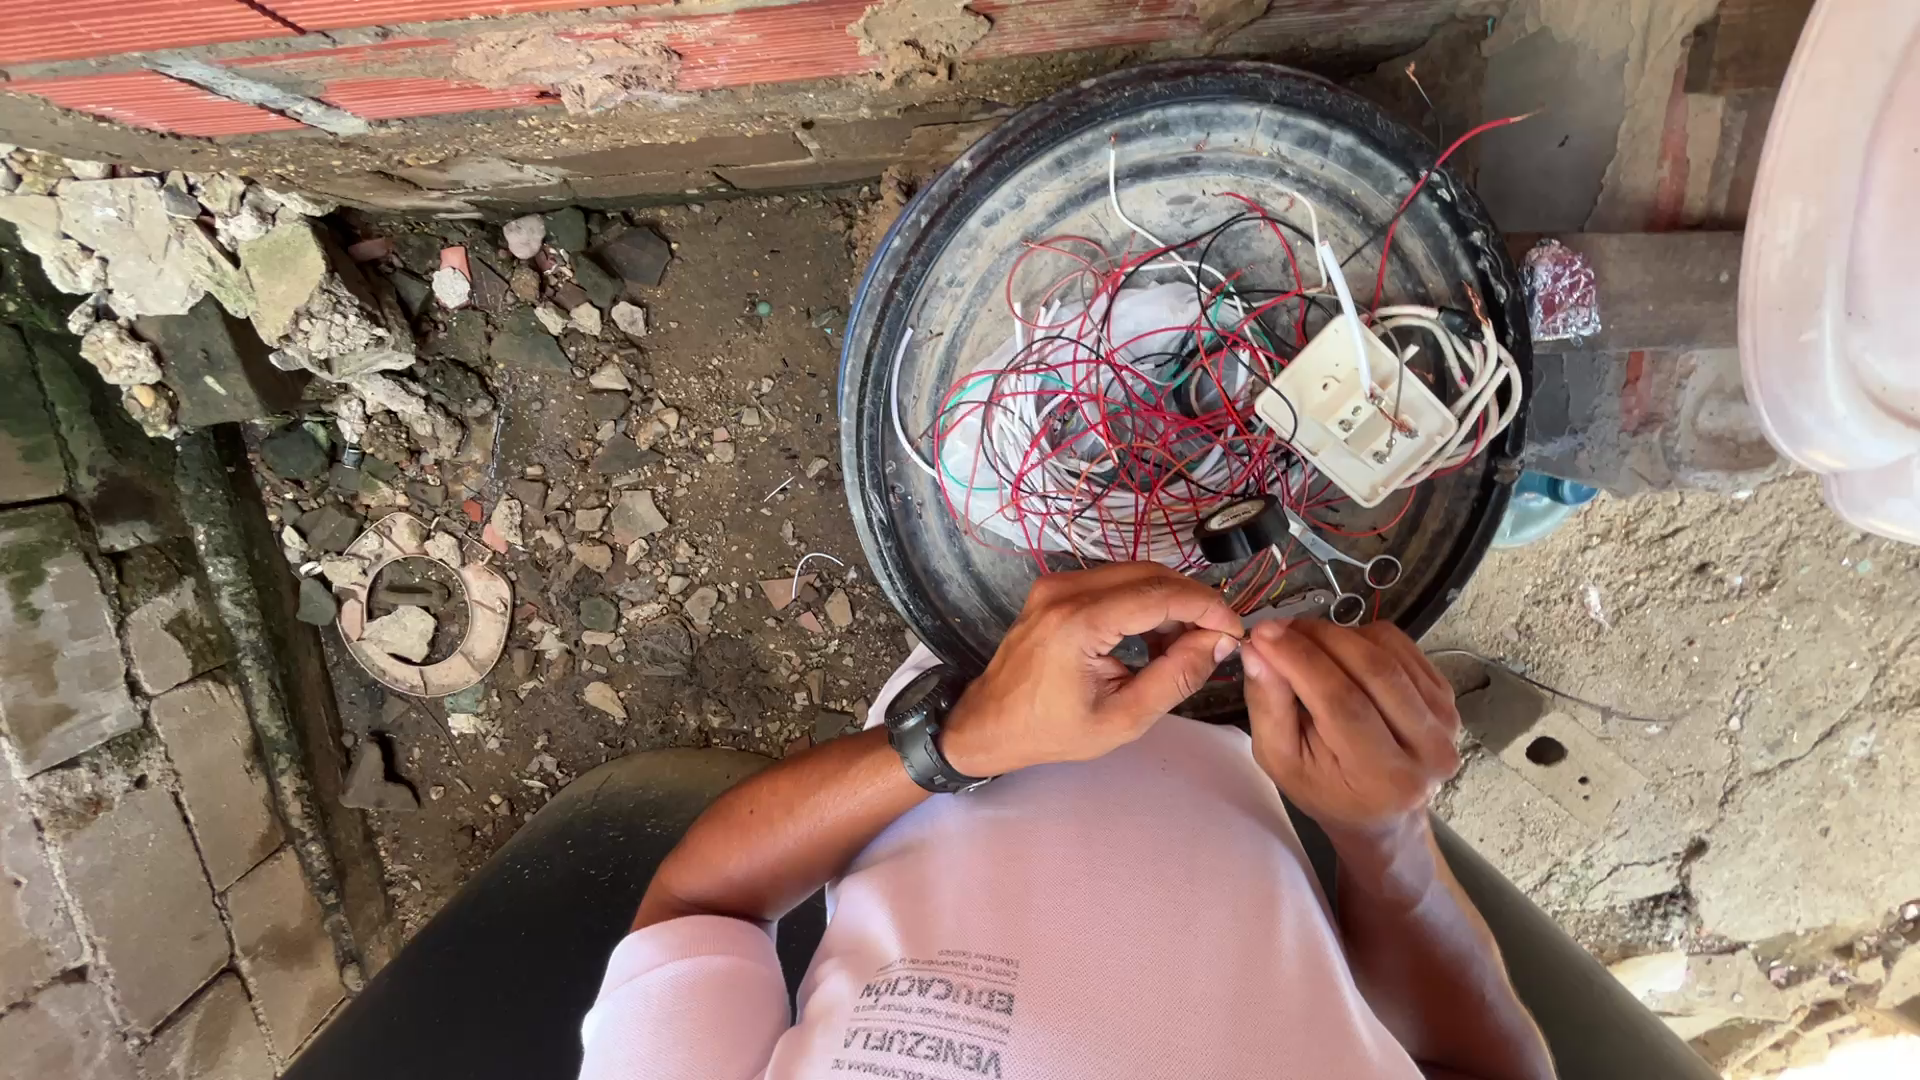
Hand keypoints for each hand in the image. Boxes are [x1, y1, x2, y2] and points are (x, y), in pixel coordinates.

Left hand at [941, 562, 1243, 776]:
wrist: (990, 722)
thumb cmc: (1052, 730)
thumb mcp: (1123, 717)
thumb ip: (1176, 677)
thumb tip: (1219, 642)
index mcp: (1080, 622)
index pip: (1161, 594)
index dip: (1207, 607)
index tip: (1235, 630)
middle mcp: (1066, 590)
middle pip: (1150, 574)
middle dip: (1191, 602)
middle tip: (1215, 639)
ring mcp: (1056, 583)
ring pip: (1133, 573)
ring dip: (1167, 601)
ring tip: (1183, 645)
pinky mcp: (1054, 588)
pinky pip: (1112, 580)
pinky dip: (1141, 601)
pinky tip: (1152, 636)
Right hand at [1240, 619, 1460, 835]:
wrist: (1381, 812)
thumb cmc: (1323, 789)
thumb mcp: (1279, 759)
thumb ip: (1267, 705)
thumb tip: (1256, 650)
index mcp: (1382, 778)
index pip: (1341, 702)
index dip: (1299, 660)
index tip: (1262, 633)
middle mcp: (1427, 750)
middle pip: (1372, 670)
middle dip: (1317, 637)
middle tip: (1277, 628)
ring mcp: (1444, 721)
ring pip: (1387, 651)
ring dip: (1336, 633)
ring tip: (1301, 639)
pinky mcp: (1448, 698)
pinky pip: (1401, 646)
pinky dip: (1361, 636)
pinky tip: (1336, 649)